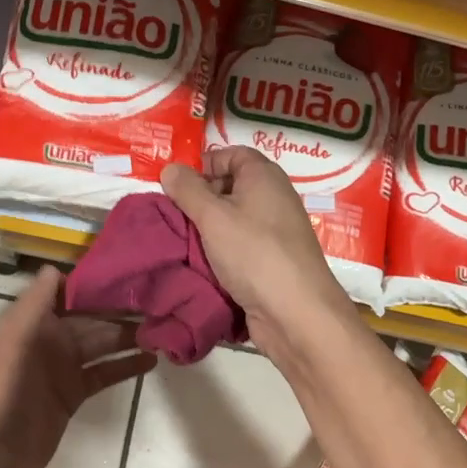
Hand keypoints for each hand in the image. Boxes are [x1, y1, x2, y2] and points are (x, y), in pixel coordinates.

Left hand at [0, 266, 155, 467]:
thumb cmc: (5, 391)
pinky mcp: (77, 391)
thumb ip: (35, 304)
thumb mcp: (14, 341)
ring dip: (129, 336)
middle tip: (156, 301)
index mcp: (31, 323)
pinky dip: (127, 365)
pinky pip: (106, 371)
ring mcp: (64, 366)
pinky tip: (151, 359)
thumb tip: (56, 269)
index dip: (91, 284)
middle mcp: (49, 339)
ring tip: (162, 329)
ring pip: (102, 343)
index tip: (123, 274)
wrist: (2, 452)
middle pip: (90, 318)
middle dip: (119, 310)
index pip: (65, 293)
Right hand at [161, 146, 359, 359]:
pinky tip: (200, 265)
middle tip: (172, 215)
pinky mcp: (271, 262)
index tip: (178, 185)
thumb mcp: (213, 216)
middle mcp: (274, 199)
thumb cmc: (254, 253)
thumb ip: (188, 190)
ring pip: (233, 221)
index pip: (232, 155)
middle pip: (231, 187)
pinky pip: (240, 248)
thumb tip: (170, 168)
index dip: (204, 164)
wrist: (295, 312)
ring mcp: (275, 233)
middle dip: (200, 199)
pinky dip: (220, 253)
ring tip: (180, 241)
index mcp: (264, 177)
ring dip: (207, 231)